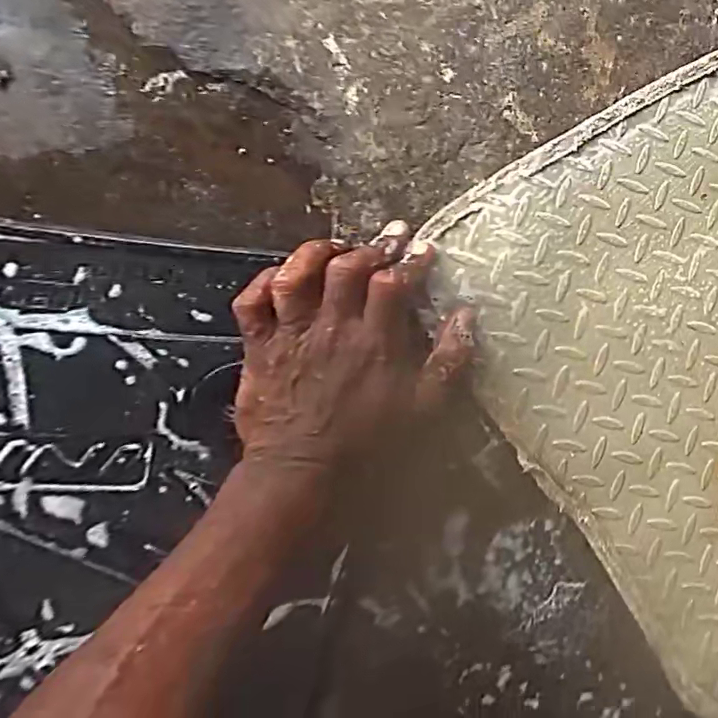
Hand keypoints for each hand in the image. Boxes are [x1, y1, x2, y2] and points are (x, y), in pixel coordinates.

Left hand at [227, 224, 474, 470]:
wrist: (301, 476)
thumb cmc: (368, 442)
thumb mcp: (426, 407)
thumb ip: (450, 359)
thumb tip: (466, 314)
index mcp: (374, 342)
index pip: (393, 283)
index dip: (411, 260)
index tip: (424, 249)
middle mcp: (332, 329)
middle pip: (347, 268)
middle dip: (371, 247)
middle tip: (388, 240)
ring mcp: (291, 336)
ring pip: (296, 276)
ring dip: (316, 254)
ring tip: (337, 249)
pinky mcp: (260, 349)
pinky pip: (251, 303)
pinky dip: (263, 282)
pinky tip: (283, 277)